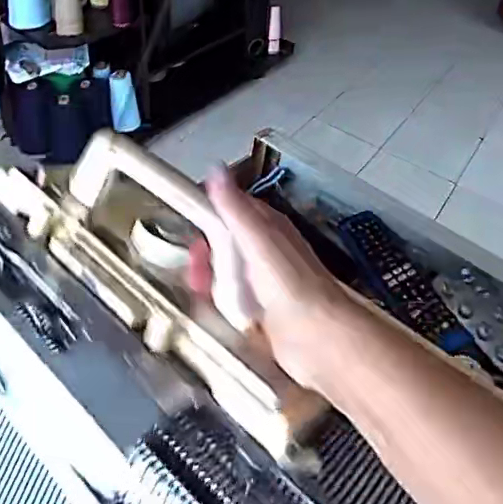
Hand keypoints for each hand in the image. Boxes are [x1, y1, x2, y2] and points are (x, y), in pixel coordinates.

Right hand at [188, 171, 358, 391]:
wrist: (315, 333)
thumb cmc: (288, 283)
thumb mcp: (257, 239)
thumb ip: (235, 208)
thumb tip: (216, 170)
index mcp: (269, 226)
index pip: (233, 208)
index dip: (208, 213)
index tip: (187, 224)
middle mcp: (268, 249)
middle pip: (226, 242)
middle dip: (205, 253)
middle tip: (196, 270)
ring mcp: (265, 280)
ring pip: (227, 271)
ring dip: (210, 280)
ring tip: (203, 292)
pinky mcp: (261, 308)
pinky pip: (232, 299)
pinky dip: (220, 302)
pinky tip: (216, 312)